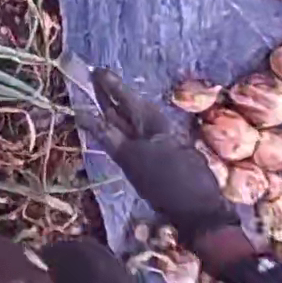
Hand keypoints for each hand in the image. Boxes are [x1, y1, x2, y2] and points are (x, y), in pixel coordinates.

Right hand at [77, 67, 238, 247]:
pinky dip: (124, 129)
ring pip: (134, 121)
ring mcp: (162, 141)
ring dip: (116, 111)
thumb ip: (105, 133)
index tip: (95, 70)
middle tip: (93, 79)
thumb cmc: (163, 182)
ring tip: (100, 101)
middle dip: (111, 94)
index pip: (124, 96)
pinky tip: (117, 131)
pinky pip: (139, 135)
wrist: (199, 212)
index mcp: (151, 120)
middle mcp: (157, 126)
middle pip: (128, 106)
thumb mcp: (128, 157)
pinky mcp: (164, 156)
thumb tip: (82, 114)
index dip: (109, 84)